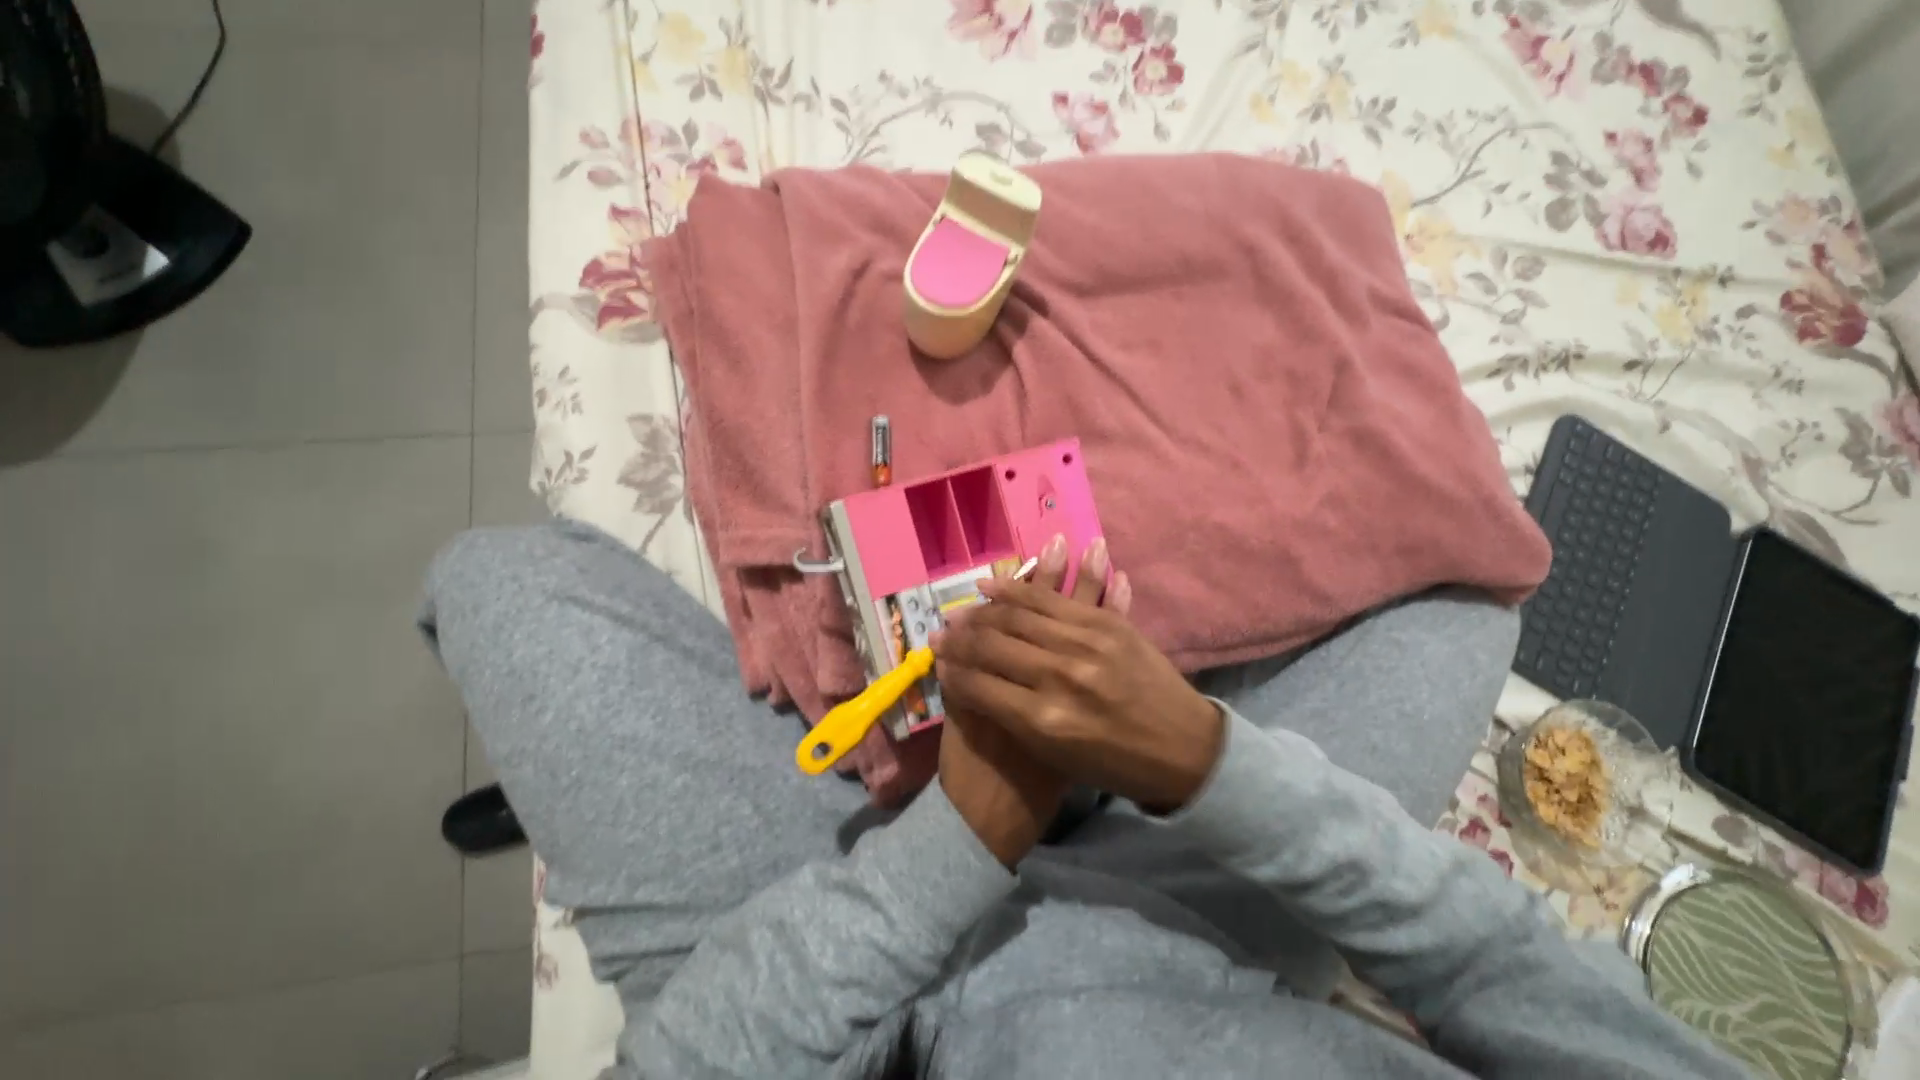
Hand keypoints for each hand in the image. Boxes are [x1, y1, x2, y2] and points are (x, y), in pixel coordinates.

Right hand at [933, 540, 1223, 814]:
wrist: (1182, 753)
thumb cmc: (1109, 766)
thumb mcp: (1051, 755)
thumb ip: (1005, 715)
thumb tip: (962, 677)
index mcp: (1042, 719)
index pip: (976, 680)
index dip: (950, 665)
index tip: (934, 653)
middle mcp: (1061, 676)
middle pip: (994, 641)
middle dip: (963, 631)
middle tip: (947, 624)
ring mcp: (1088, 646)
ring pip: (1022, 611)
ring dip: (991, 600)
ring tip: (973, 591)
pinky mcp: (1110, 627)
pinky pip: (1060, 597)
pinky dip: (1034, 583)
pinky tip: (1013, 577)